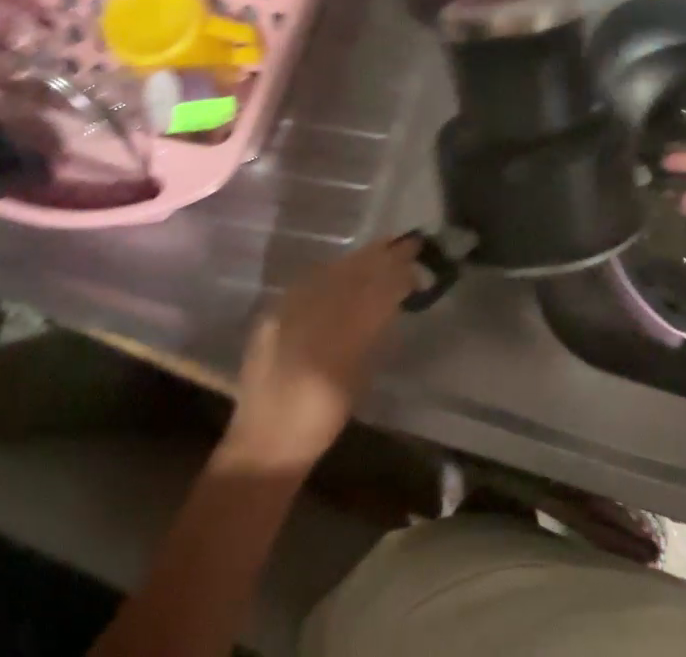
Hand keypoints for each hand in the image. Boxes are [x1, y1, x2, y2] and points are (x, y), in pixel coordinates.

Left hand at [225, 239, 418, 470]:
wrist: (267, 442)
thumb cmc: (322, 420)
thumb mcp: (358, 378)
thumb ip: (373, 334)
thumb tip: (393, 298)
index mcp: (339, 344)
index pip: (374, 293)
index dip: (397, 272)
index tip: (418, 258)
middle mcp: (309, 322)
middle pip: (350, 277)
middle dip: (380, 258)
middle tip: (406, 244)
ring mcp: (286, 315)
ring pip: (329, 275)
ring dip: (357, 261)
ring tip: (381, 251)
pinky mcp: (271, 316)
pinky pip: (307, 284)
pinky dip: (331, 272)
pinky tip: (343, 270)